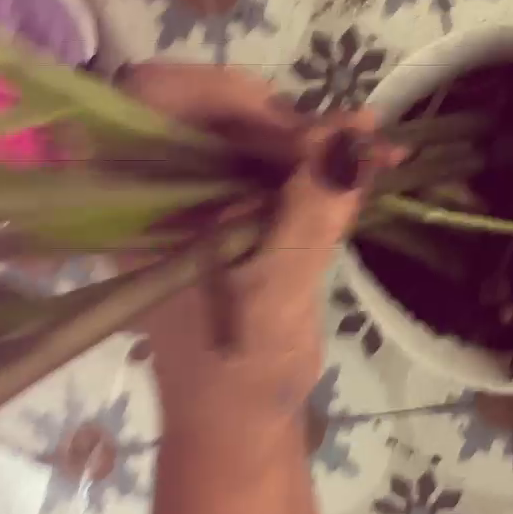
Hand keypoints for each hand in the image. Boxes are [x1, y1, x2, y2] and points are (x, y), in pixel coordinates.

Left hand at [127, 63, 400, 431]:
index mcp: (136, 202)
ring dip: (316, 138)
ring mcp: (202, 198)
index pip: (153, 100)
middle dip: (287, 119)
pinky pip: (279, 167)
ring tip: (376, 149)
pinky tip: (369, 164)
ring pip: (255, 136)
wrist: (244, 418)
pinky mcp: (241, 213)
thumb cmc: (239, 368)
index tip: (293, 129)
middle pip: (216, 112)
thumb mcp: (275, 294)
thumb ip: (308, 215)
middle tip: (354, 140)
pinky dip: (324, 162)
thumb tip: (352, 139)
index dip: (221, 94)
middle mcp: (161, 187)